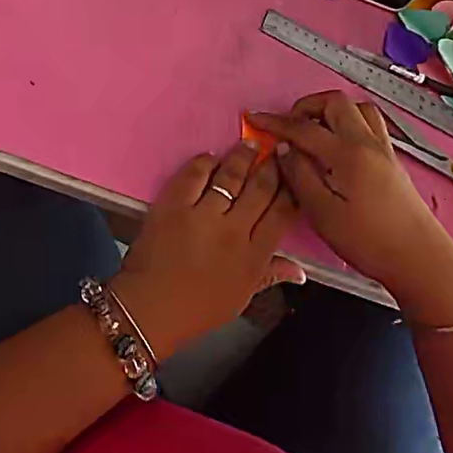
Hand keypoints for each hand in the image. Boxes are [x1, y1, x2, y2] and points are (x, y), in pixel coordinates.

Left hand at [111, 142, 304, 358]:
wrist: (151, 309)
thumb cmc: (198, 308)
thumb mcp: (241, 297)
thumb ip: (270, 275)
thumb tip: (301, 272)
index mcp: (254, 256)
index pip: (282, 213)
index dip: (290, 188)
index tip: (293, 172)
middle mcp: (233, 231)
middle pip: (260, 189)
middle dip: (271, 166)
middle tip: (276, 150)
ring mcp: (203, 215)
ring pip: (230, 176)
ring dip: (242, 157)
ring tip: (249, 144)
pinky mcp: (174, 205)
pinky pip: (194, 174)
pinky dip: (204, 162)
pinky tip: (210, 157)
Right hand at [249, 92, 452, 325]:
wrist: (420, 259)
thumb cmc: (369, 241)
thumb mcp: (322, 213)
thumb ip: (299, 175)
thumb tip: (283, 149)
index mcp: (347, 154)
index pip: (303, 127)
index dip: (276, 122)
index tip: (256, 119)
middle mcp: (367, 143)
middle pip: (335, 102)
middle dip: (306, 107)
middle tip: (289, 127)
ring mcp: (383, 149)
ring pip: (357, 108)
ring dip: (331, 111)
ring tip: (314, 131)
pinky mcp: (392, 160)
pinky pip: (369, 124)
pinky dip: (348, 122)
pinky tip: (338, 145)